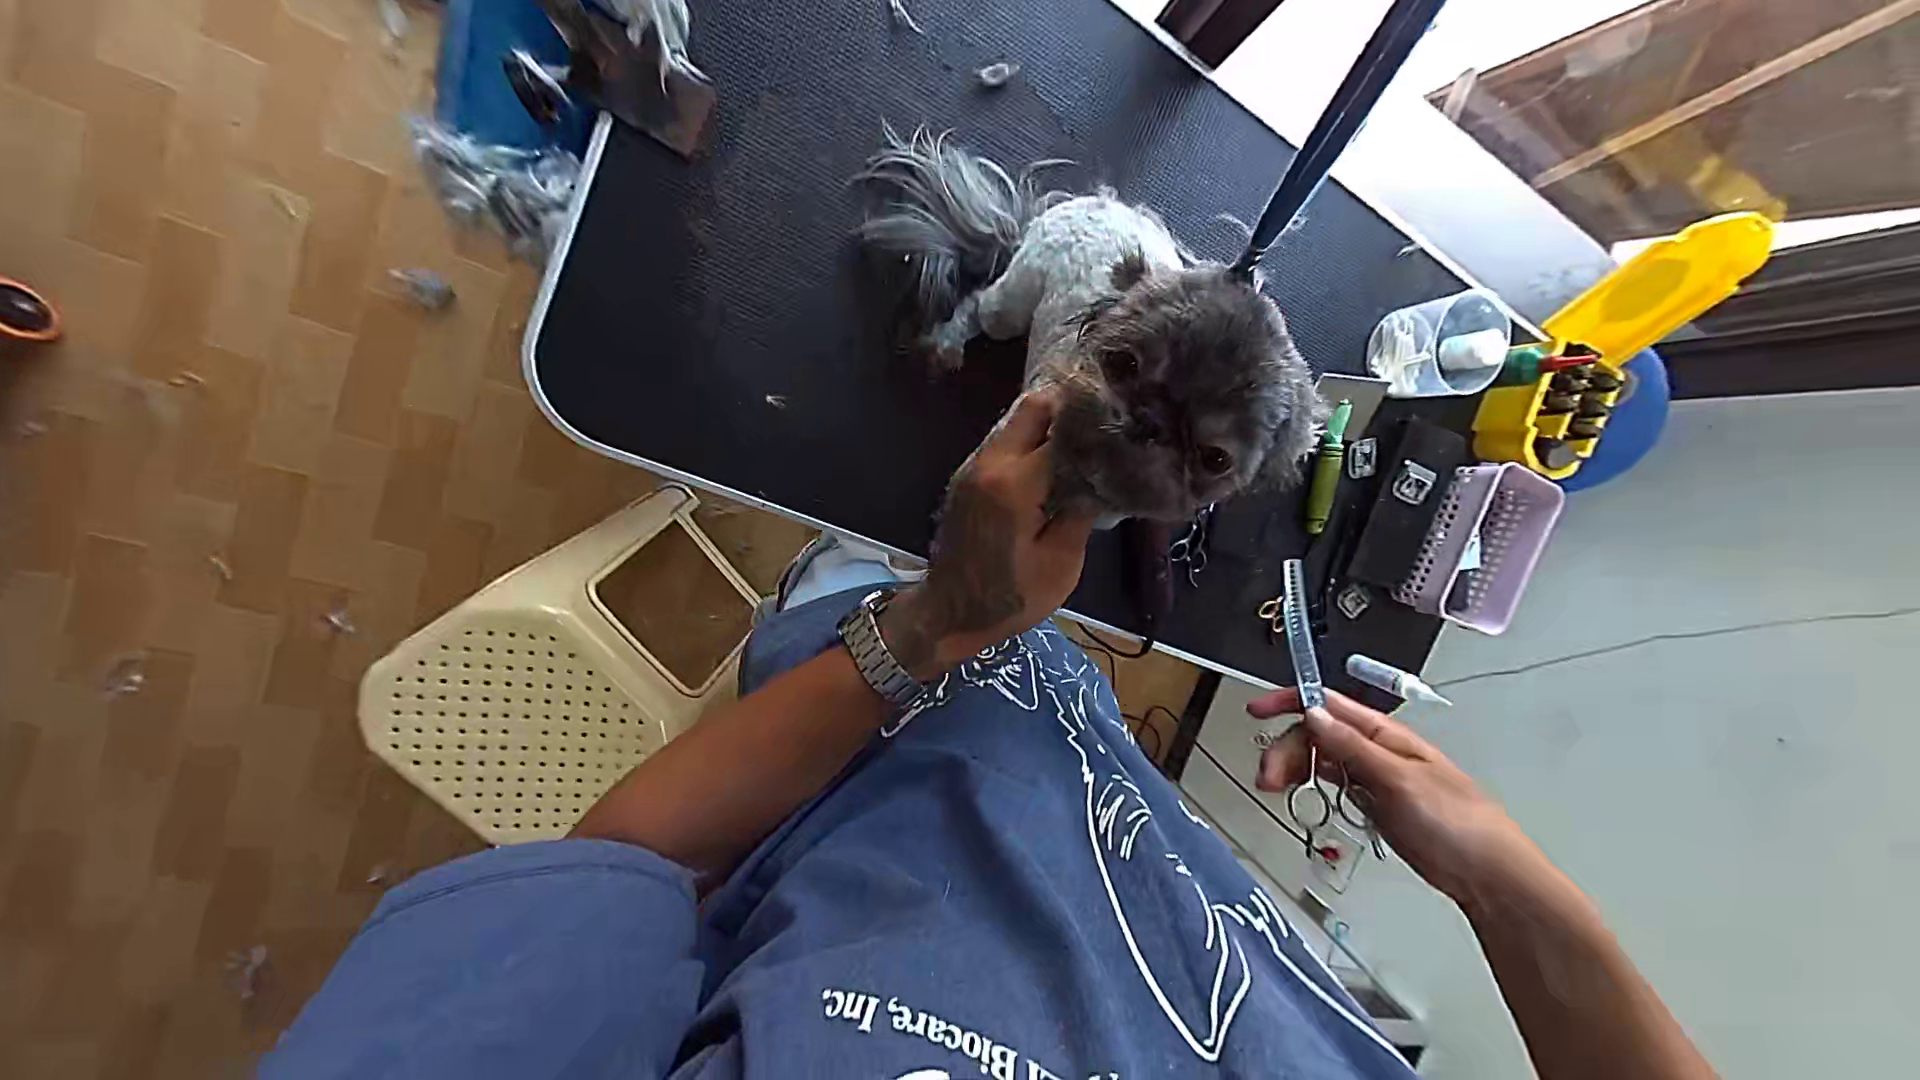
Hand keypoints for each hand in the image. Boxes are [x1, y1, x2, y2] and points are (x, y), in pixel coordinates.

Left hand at [879, 388, 1097, 679]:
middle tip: (1102, 424)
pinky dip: (1028, 440)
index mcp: (1014, 483)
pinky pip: (1002, 442)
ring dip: (1047, 423)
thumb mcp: (1061, 563)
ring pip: (1015, 420)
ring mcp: (973, 466)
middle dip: (1069, 407)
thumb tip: (1101, 474)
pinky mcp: (967, 477)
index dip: (1096, 426)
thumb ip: (1081, 510)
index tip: (1124, 425)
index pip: (1062, 430)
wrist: (949, 613)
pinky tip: (1052, 460)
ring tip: (1083, 440)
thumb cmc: (1009, 597)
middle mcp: (989, 463)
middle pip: (1032, 406)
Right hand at [1248, 688, 1555, 910]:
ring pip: (1317, 757)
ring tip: (1277, 788)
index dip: (1289, 701)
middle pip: (1313, 734)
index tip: (1258, 709)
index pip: (1326, 703)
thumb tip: (1313, 713)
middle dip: (1284, 749)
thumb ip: (1351, 746)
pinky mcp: (1371, 800)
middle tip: (1268, 775)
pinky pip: (1329, 781)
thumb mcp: (1400, 780)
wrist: (1492, 879)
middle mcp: (1374, 748)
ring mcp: (1372, 774)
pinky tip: (1302, 794)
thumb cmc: (1461, 826)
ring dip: (1291, 767)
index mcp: (1383, 734)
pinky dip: (1308, 783)